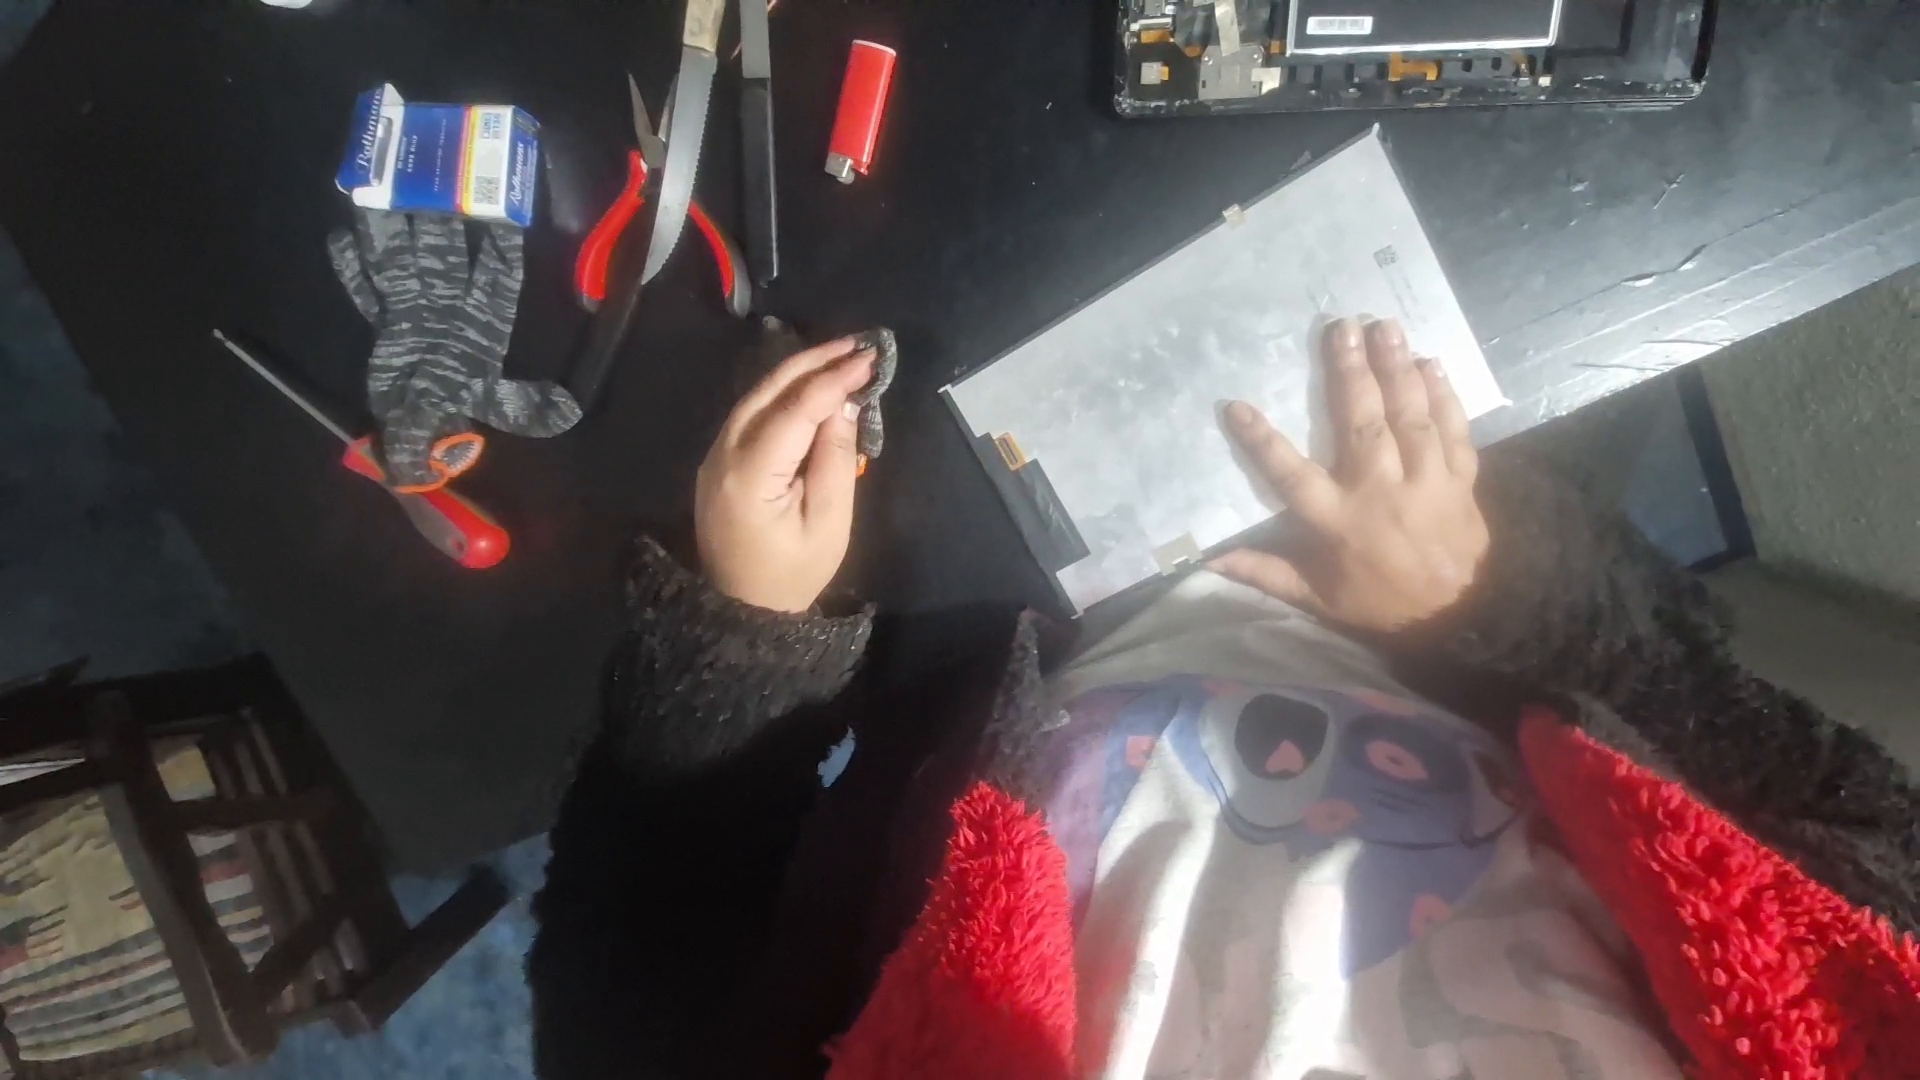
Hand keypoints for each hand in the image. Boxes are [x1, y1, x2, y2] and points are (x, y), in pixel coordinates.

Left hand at [696, 338, 875, 612]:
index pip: (795, 410)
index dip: (833, 380)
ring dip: (799, 373)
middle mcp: (722, 454)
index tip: (869, 359)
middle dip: (814, 362)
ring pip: (756, 397)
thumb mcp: (829, 523)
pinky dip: (783, 393)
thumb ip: (836, 459)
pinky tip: (810, 385)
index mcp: (749, 474)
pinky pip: (751, 414)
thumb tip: (843, 404)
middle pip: (768, 391)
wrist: (742, 608)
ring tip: (840, 357)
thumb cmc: (793, 573)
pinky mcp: (719, 460)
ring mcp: (715, 456)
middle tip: (857, 346)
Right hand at [1209, 317, 1487, 631]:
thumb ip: (1264, 572)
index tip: (1236, 406)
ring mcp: (1426, 481)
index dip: (1262, 441)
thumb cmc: (1379, 603)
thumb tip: (1208, 562)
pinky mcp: (1461, 478)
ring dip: (1396, 369)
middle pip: (1362, 425)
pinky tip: (1430, 363)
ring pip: (1410, 417)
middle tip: (1342, 327)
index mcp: (1337, 521)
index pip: (1291, 475)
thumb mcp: (1316, 597)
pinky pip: (1453, 429)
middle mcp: (1380, 492)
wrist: (1463, 616)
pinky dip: (1443, 395)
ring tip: (1386, 326)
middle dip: (1350, 374)